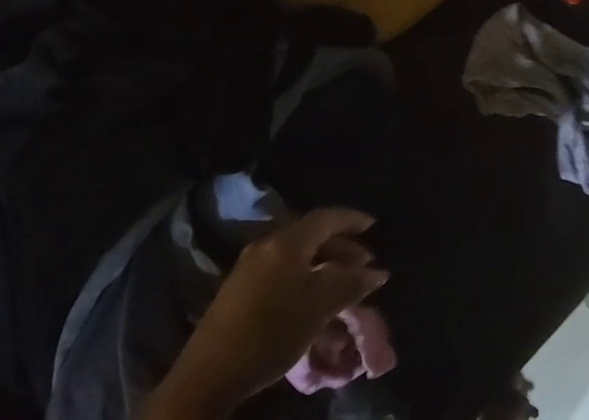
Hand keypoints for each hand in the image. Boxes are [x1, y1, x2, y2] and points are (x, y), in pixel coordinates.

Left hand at [148, 208, 389, 418]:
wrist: (212, 370)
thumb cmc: (272, 329)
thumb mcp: (319, 305)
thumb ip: (350, 284)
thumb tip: (376, 273)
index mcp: (286, 242)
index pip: (325, 218)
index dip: (351, 219)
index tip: (373, 225)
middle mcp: (266, 245)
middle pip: (310, 236)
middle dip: (340, 247)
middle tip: (364, 264)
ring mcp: (250, 267)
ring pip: (296, 256)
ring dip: (323, 265)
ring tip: (343, 286)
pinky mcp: (241, 290)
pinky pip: (283, 271)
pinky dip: (305, 278)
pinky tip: (314, 301)